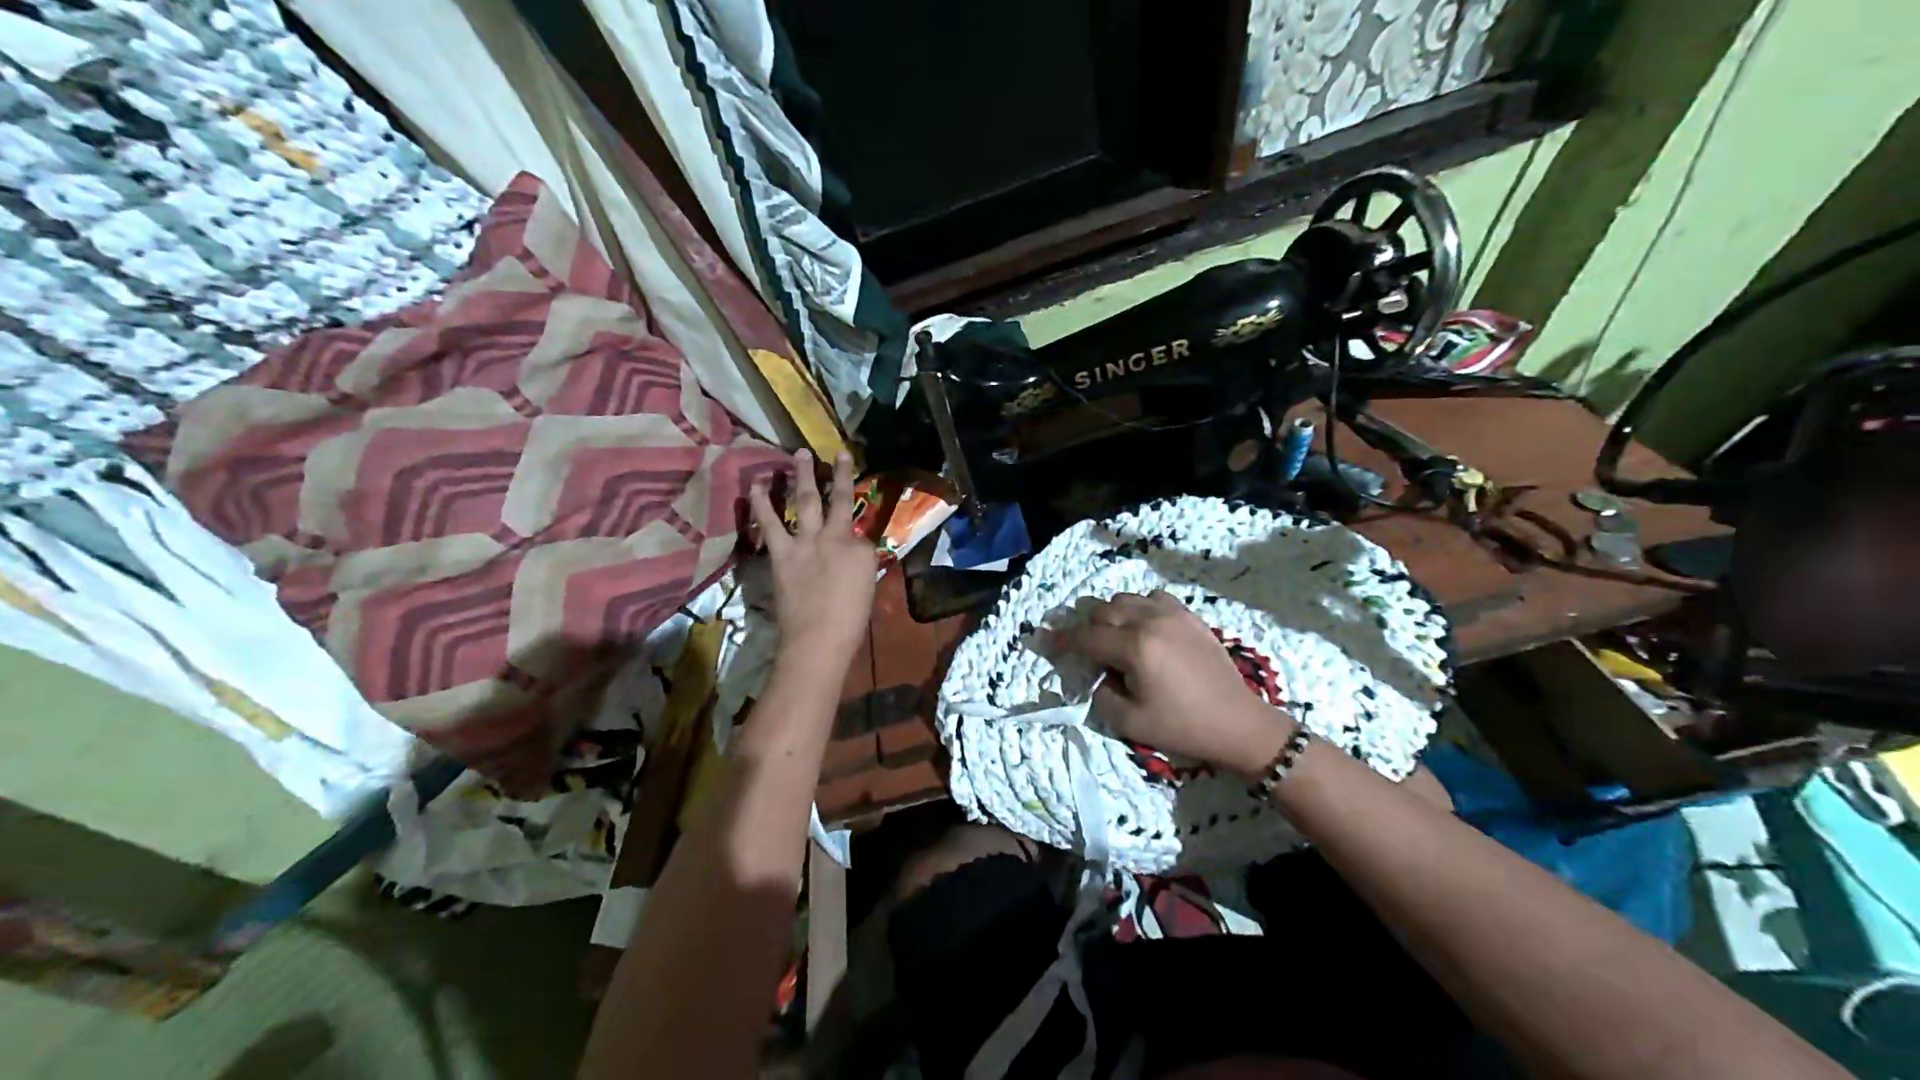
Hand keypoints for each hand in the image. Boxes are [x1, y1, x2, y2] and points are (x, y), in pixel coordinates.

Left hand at [749, 449, 877, 666]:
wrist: (818, 639)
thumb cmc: (849, 623)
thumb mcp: (865, 591)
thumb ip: (856, 567)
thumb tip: (846, 558)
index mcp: (863, 550)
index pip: (861, 532)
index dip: (856, 536)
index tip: (853, 540)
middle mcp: (837, 537)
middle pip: (839, 500)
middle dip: (839, 474)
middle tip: (836, 452)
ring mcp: (807, 542)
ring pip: (806, 501)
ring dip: (803, 475)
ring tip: (799, 453)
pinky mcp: (781, 552)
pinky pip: (770, 522)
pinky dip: (763, 503)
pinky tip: (758, 485)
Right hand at [1051, 591, 1294, 777]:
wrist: (1237, 723)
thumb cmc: (1182, 727)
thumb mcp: (1128, 722)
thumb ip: (1099, 692)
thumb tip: (1092, 672)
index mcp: (1135, 648)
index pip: (1086, 636)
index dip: (1062, 640)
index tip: (1044, 641)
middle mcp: (1150, 621)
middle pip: (1102, 610)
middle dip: (1086, 627)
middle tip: (1082, 648)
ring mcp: (1172, 614)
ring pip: (1125, 599)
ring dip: (1110, 615)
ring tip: (1111, 637)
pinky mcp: (1189, 616)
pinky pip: (1152, 598)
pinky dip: (1138, 608)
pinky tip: (1141, 628)